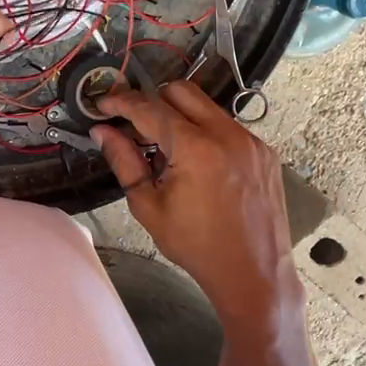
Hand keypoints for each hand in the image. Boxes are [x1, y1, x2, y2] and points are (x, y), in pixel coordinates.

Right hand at [93, 81, 299, 333]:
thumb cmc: (196, 245)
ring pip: (205, 106)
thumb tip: (102, 132)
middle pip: (180, 91)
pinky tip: (195, 162)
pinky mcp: (264, 152)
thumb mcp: (148, 205)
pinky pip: (226, 125)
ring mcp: (251, 141)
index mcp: (196, 149)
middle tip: (134, 125)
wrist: (254, 274)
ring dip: (178, 115)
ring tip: (165, 149)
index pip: (150, 108)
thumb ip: (123, 161)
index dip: (121, 102)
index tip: (102, 104)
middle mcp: (227, 135)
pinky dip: (204, 131)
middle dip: (152, 100)